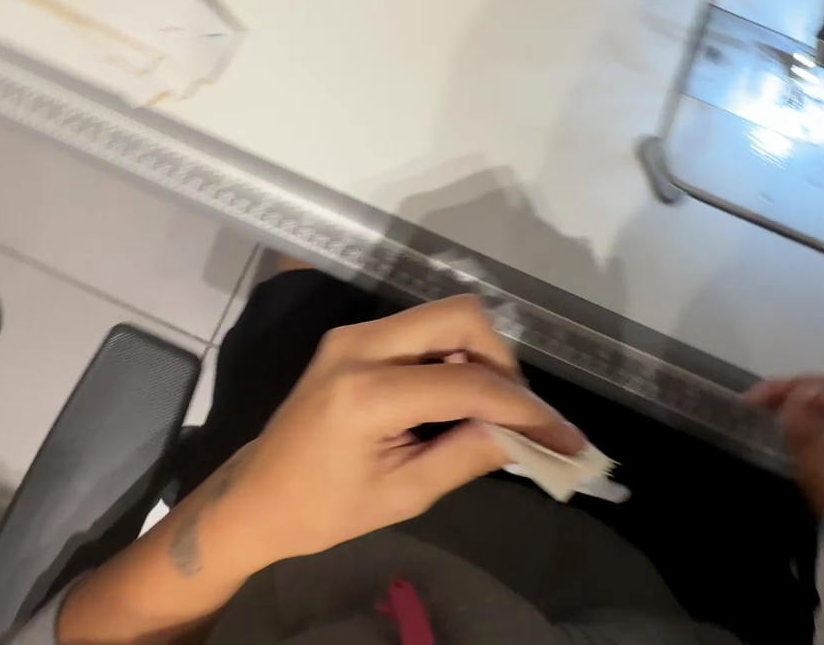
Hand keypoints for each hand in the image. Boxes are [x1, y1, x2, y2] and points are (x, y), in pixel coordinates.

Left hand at [61, 296, 580, 644]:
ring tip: (490, 408)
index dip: (526, 410)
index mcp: (367, 392)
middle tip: (516, 411)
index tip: (566, 438)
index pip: (467, 384)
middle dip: (503, 360)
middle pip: (459, 315)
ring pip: (441, 315)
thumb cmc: (323, 509)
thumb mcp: (402, 496)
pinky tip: (455, 394)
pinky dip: (450, 353)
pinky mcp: (351, 335)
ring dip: (478, 354)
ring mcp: (353, 333)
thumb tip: (522, 433)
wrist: (256, 495)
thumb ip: (466, 455)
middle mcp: (359, 343)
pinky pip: (418, 328)